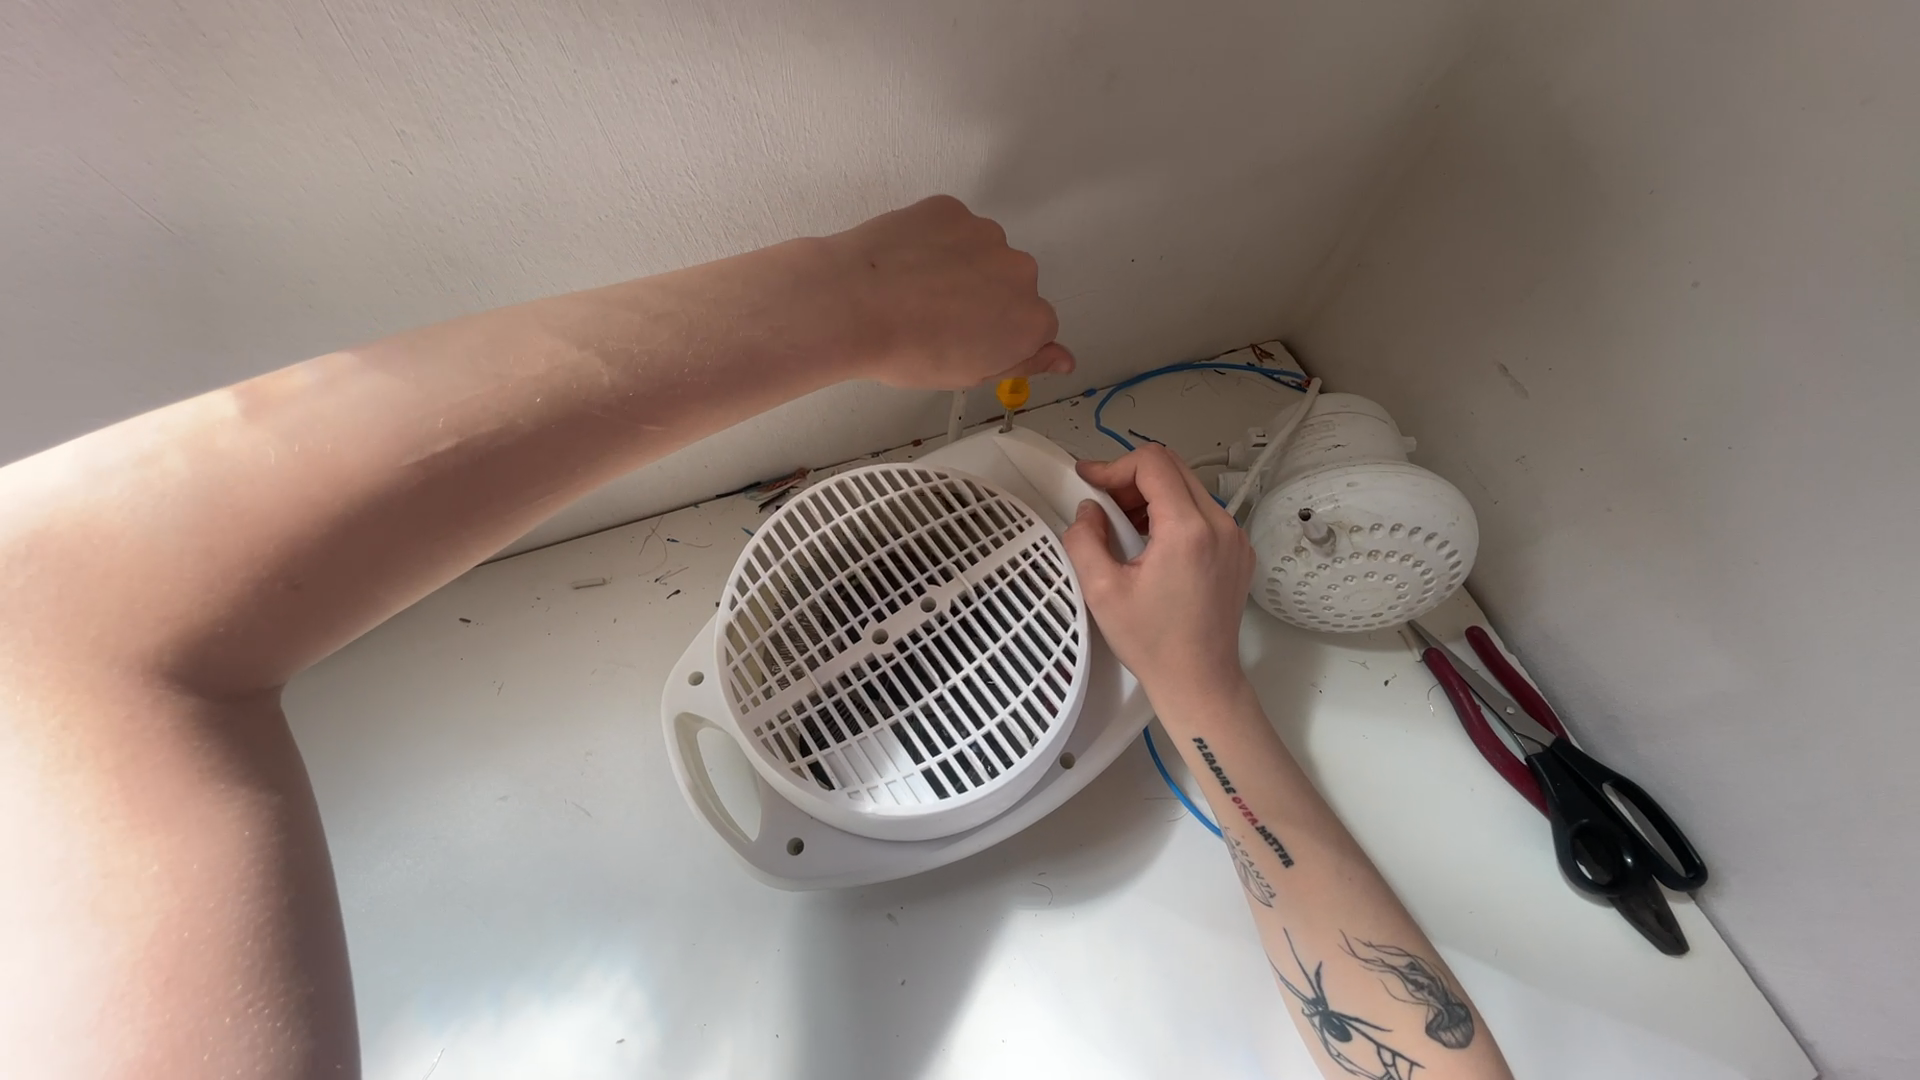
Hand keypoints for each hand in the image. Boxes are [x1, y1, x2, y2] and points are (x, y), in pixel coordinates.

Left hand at [822, 195, 1073, 388]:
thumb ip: (1025, 361)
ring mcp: (986, 235)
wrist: (854, 305)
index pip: (1035, 329)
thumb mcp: (971, 374)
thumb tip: (1063, 357)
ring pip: (984, 254)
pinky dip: (937, 243)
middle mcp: (1020, 272)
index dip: (1001, 338)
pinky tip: (909, 266)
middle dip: (986, 300)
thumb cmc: (907, 349)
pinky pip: (953, 229)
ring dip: (962, 268)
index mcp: (1030, 321)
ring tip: (920, 293)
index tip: (973, 344)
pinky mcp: (952, 210)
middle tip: (941, 321)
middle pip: (1012, 287)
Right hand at [1062, 446, 1253, 701]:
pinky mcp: (1238, 551)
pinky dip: (1172, 514)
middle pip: (1172, 468)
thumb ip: (1084, 539)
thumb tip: (1088, 511)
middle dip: (1130, 478)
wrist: (1199, 680)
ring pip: (1188, 487)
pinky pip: (1202, 512)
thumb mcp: (1101, 591)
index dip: (1113, 466)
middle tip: (1102, 504)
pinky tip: (1150, 544)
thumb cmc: (1152, 643)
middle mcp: (1220, 525)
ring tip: (1123, 527)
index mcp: (1187, 530)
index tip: (1088, 482)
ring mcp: (1234, 537)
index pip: (1152, 463)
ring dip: (1150, 495)